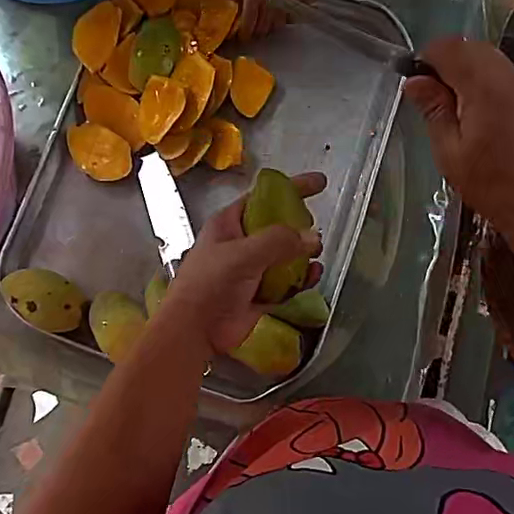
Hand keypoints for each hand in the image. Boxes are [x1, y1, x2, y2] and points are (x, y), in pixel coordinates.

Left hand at [158, 172, 326, 354]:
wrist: (195, 330)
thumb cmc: (210, 285)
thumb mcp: (243, 254)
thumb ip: (278, 241)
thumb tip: (312, 238)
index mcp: (228, 225)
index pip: (263, 198)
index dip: (290, 189)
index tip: (318, 183)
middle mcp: (239, 244)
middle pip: (276, 228)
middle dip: (299, 228)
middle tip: (316, 231)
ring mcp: (250, 271)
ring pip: (284, 257)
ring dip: (302, 257)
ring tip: (316, 257)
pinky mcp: (259, 296)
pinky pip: (286, 283)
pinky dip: (300, 280)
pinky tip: (312, 277)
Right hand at [402, 38, 513, 223]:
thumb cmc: (488, 182)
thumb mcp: (449, 150)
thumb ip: (433, 109)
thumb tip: (414, 82)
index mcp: (486, 89)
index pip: (452, 49)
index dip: (427, 57)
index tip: (413, 78)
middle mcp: (511, 78)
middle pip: (473, 48)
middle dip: (446, 61)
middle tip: (427, 92)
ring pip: (490, 59)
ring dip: (465, 70)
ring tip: (448, 104)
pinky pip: (504, 75)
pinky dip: (483, 81)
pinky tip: (473, 111)